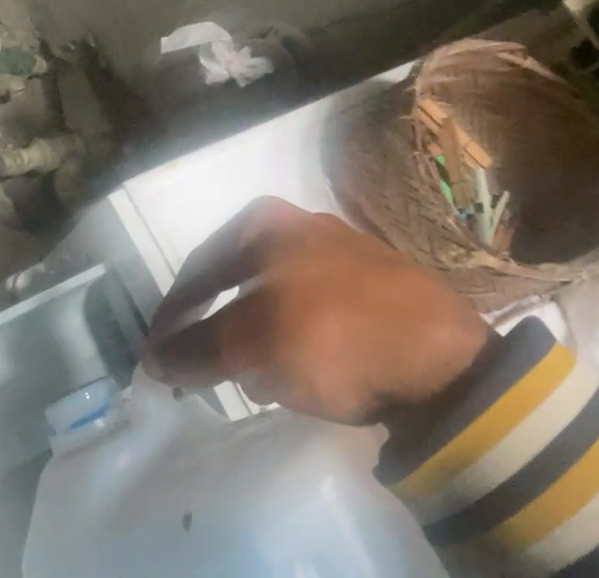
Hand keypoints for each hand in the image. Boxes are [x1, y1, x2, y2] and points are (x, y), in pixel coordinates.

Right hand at [142, 197, 488, 425]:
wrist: (444, 362)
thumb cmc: (330, 335)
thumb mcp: (251, 344)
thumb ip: (196, 349)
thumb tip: (153, 359)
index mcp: (265, 221)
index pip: (198, 267)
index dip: (172, 314)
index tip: (158, 353)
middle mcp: (301, 224)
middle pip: (237, 280)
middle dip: (217, 326)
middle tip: (200, 365)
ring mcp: (344, 252)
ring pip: (276, 297)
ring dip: (256, 336)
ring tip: (249, 377)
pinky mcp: (376, 286)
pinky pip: (315, 313)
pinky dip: (295, 340)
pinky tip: (299, 374)